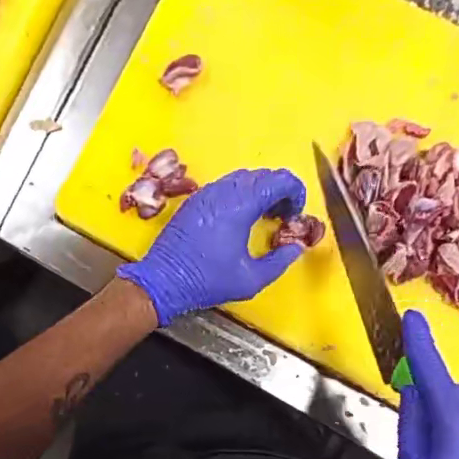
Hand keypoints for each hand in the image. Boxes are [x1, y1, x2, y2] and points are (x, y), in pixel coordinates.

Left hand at [117, 168, 308, 325]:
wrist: (162, 282)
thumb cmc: (206, 282)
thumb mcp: (250, 280)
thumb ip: (280, 262)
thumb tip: (296, 248)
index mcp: (240, 205)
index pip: (279, 180)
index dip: (296, 193)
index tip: (295, 214)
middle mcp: (222, 191)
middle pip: (262, 176)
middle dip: (278, 192)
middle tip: (282, 217)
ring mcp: (205, 194)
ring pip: (241, 179)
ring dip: (258, 192)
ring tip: (262, 218)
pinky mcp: (193, 202)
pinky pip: (224, 187)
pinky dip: (239, 196)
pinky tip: (238, 220)